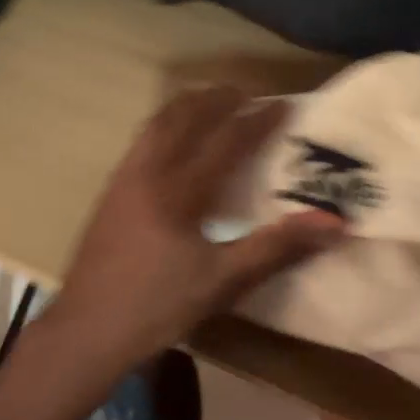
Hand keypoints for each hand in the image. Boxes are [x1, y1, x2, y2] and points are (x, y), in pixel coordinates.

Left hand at [41, 86, 346, 372]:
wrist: (87, 326)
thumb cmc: (158, 306)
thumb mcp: (222, 281)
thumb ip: (276, 247)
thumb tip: (332, 222)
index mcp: (179, 189)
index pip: (225, 141)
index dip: (256, 121)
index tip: (282, 105)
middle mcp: (149, 170)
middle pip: (185, 117)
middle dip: (216, 99)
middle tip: (246, 92)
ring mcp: (124, 176)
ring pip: (157, 122)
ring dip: (187, 106)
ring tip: (212, 101)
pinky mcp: (111, 189)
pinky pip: (142, 138)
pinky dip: (164, 122)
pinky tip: (172, 137)